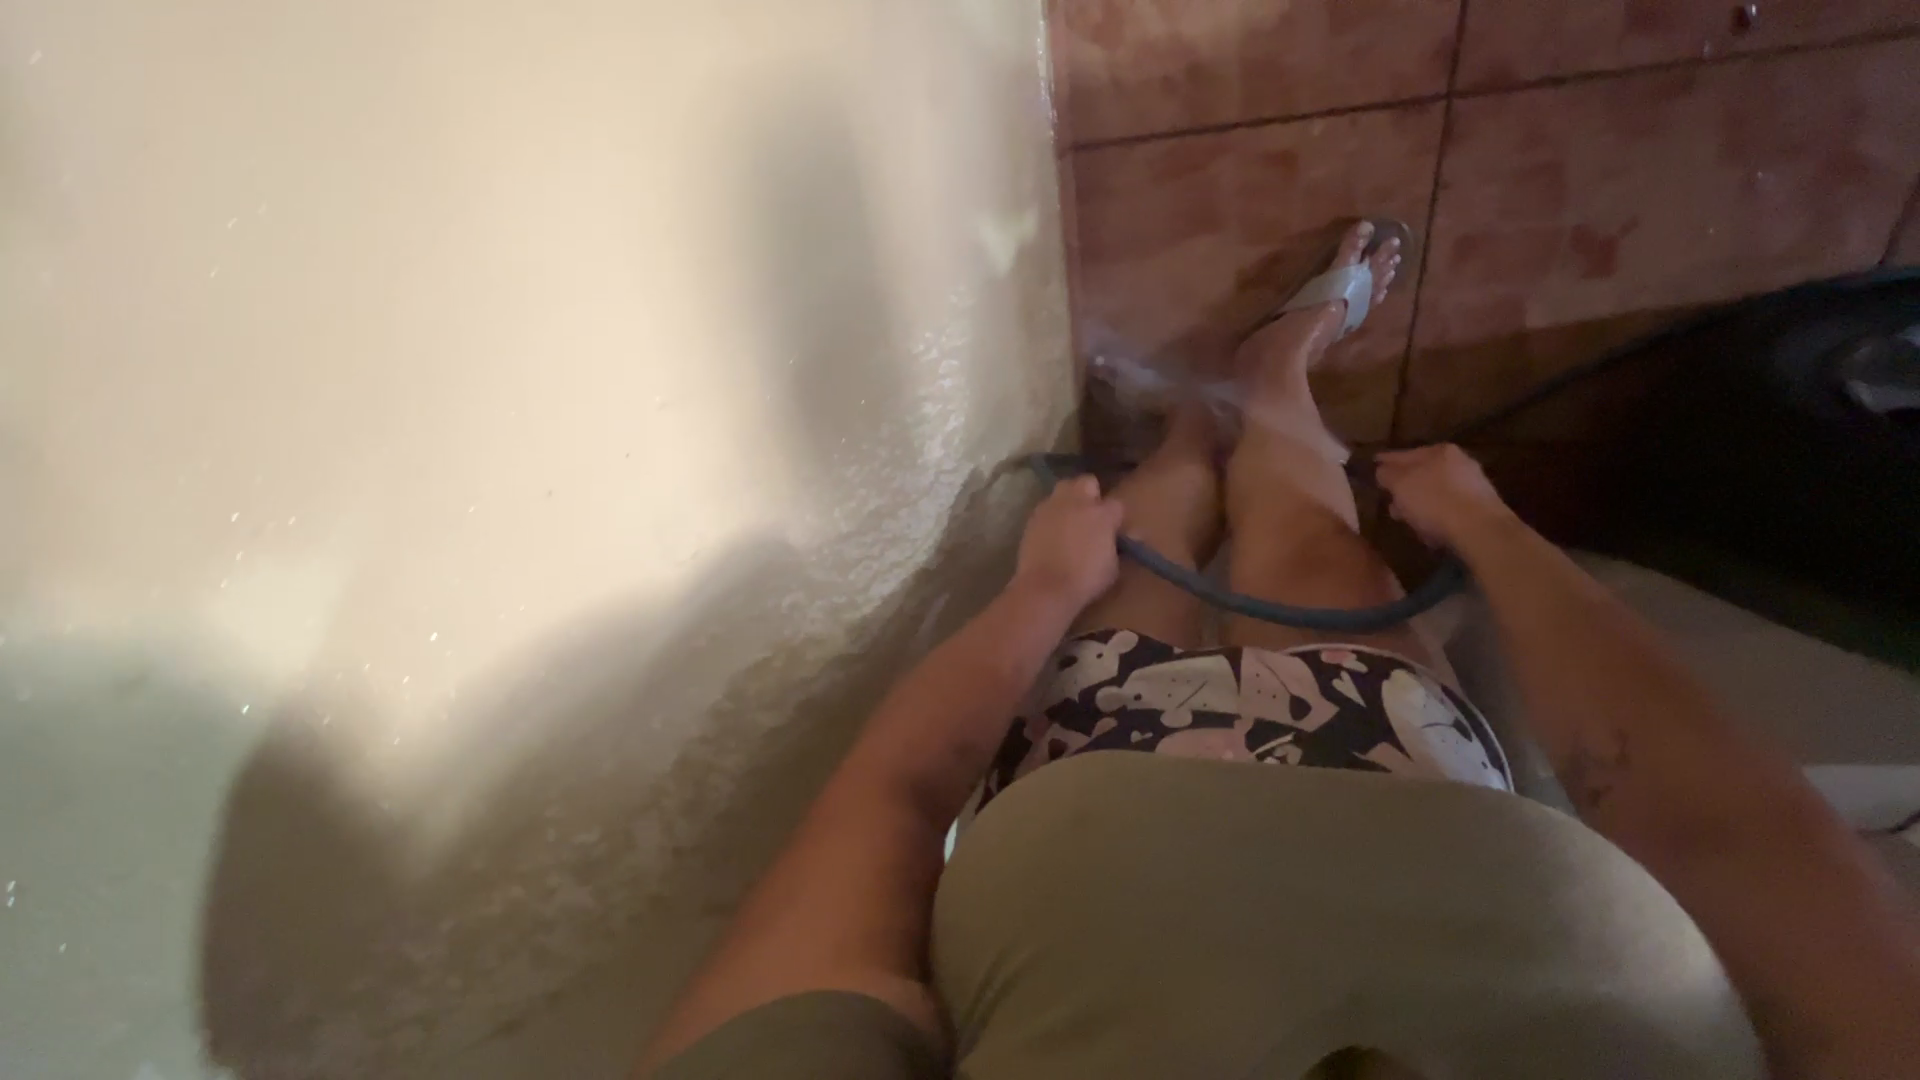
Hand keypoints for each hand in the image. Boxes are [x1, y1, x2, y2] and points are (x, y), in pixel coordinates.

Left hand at [1013, 475, 1123, 611]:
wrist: (1045, 587)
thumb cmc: (1085, 580)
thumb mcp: (1112, 568)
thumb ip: (1118, 547)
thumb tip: (1125, 538)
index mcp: (1102, 514)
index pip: (1116, 504)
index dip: (1116, 517)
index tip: (1114, 529)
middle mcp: (1077, 502)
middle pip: (1087, 482)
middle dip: (1091, 494)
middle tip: (1090, 514)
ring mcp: (1053, 507)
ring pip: (1063, 488)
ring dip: (1069, 499)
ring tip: (1069, 519)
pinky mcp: (1034, 516)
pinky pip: (1046, 506)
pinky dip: (1052, 514)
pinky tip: (1052, 531)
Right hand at [1374, 444, 1514, 549]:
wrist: (1479, 528)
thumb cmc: (1433, 501)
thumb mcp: (1399, 485)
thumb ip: (1386, 474)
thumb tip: (1382, 470)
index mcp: (1439, 451)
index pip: (1404, 454)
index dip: (1386, 461)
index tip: (1374, 464)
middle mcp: (1459, 462)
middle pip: (1421, 473)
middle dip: (1404, 488)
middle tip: (1390, 503)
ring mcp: (1472, 484)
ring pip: (1435, 492)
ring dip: (1420, 505)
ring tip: (1409, 522)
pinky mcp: (1480, 506)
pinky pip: (1448, 508)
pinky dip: (1436, 516)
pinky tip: (1430, 530)